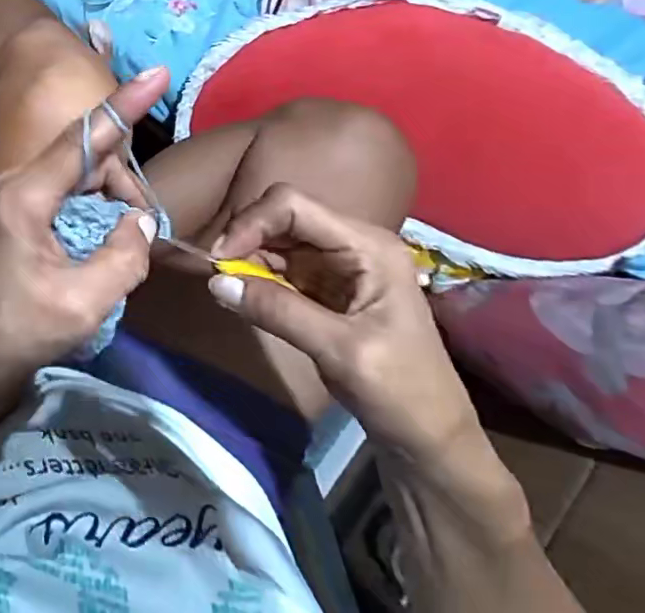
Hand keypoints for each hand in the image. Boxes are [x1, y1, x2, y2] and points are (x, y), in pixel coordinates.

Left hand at [0, 68, 168, 378]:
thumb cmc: (19, 329)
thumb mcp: (83, 302)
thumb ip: (124, 256)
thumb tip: (140, 220)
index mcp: (26, 193)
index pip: (83, 138)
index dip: (124, 104)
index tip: (157, 73)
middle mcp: (19, 180)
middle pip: (88, 156)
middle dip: (124, 184)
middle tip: (140, 232)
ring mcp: (18, 192)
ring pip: (83, 174)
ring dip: (112, 201)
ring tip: (122, 248)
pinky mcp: (23, 207)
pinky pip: (72, 191)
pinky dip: (97, 210)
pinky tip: (104, 243)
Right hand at [205, 183, 478, 464]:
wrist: (428, 438)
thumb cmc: (400, 391)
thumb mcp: (339, 351)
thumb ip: (278, 311)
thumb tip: (216, 281)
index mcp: (367, 246)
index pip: (294, 206)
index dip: (252, 223)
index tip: (220, 258)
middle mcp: (352, 243)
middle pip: (283, 215)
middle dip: (246, 237)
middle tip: (219, 272)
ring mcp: (337, 263)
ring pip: (277, 239)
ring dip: (247, 256)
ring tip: (228, 285)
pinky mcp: (323, 285)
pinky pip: (279, 265)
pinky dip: (256, 275)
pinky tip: (245, 294)